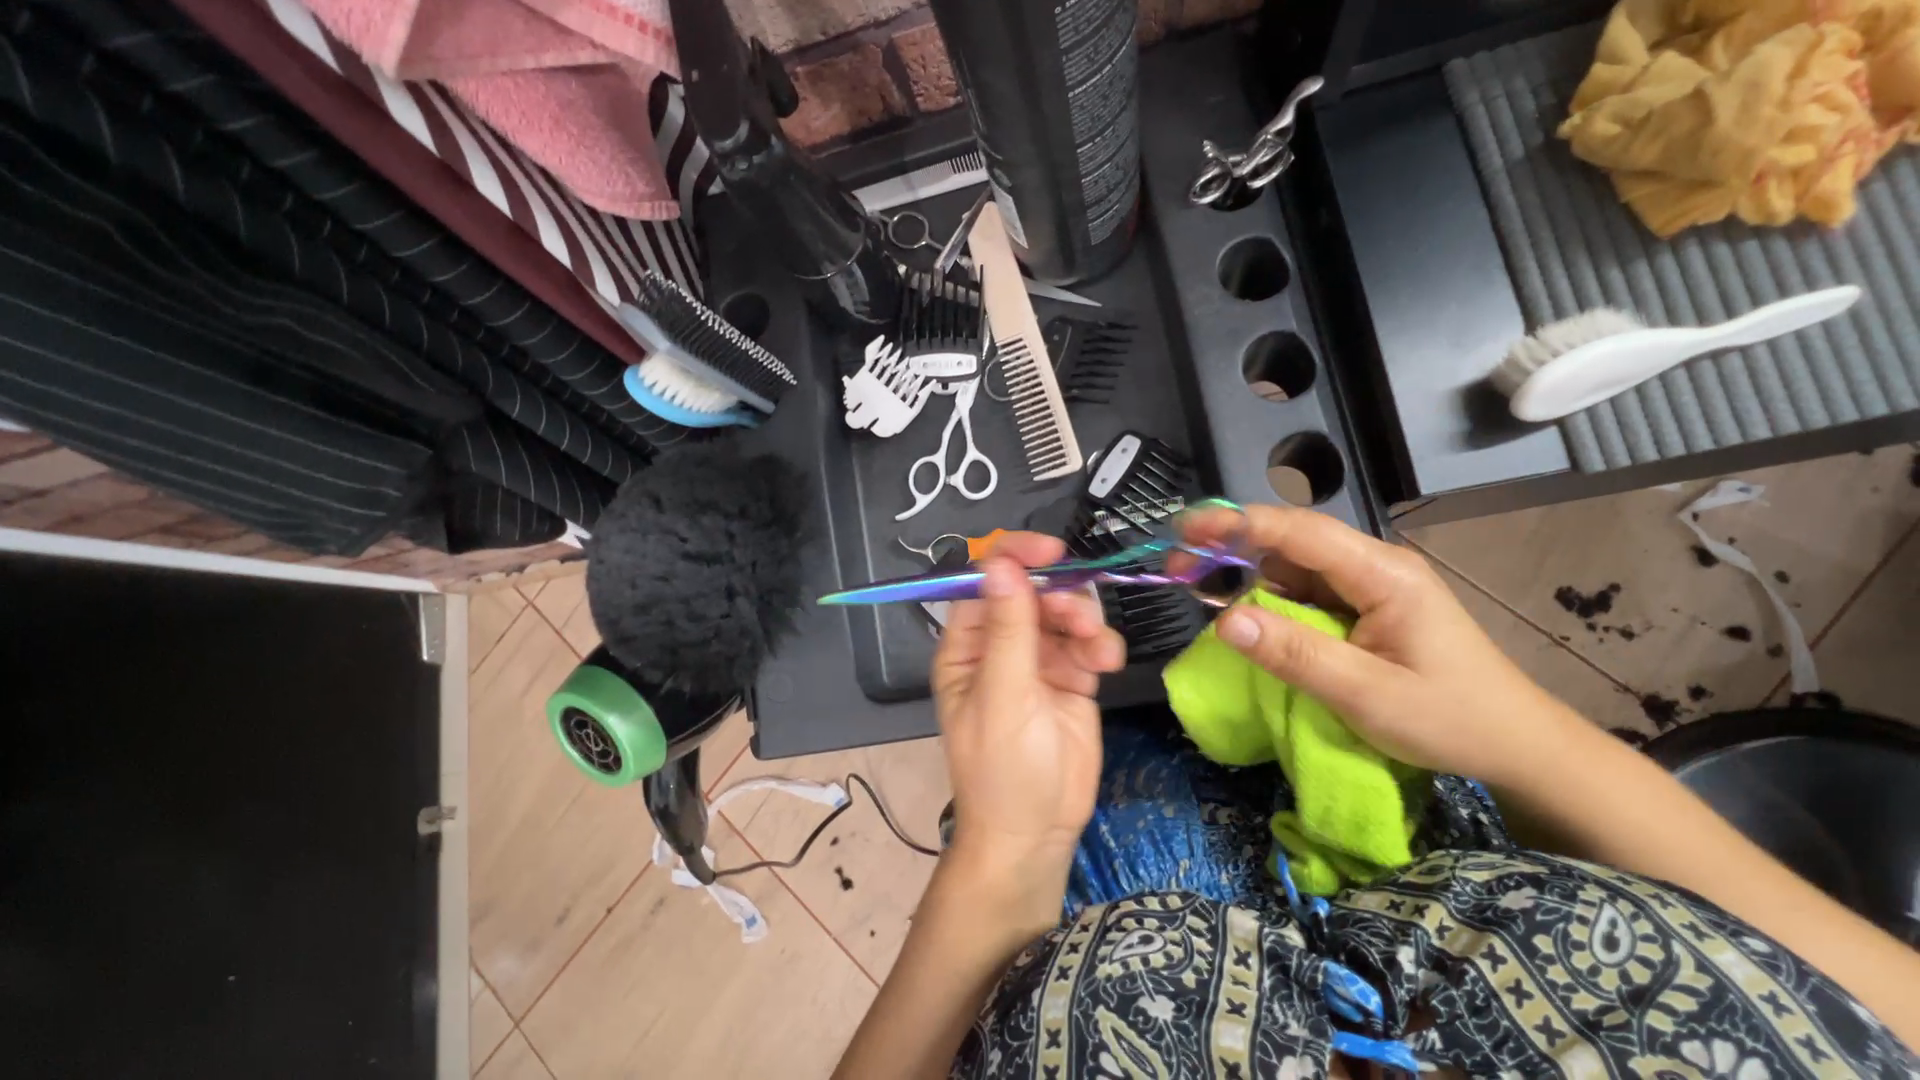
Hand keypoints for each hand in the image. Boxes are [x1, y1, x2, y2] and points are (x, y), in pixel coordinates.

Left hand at [930, 532, 1125, 905]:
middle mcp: (1000, 647)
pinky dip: (1100, 645)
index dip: (1013, 560)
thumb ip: (1008, 628)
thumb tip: (1000, 564)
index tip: (1050, 552)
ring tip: (1097, 651)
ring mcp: (1038, 662)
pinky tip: (1106, 664)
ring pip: (1065, 614)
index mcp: (966, 647)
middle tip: (1078, 618)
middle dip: (1060, 597)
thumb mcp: (1003, 696)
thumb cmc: (1003, 769)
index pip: (984, 583)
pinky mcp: (1072, 680)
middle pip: (1032, 593)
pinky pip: (1088, 643)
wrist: (1036, 833)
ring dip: (1085, 621)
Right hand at [1177, 503, 1594, 785]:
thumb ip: (1296, 654)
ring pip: (1295, 569)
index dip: (1239, 523)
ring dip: (1247, 577)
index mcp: (1383, 574)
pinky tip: (1245, 617)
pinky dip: (1271, 602)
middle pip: (1292, 543)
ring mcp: (1372, 588)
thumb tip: (1225, 621)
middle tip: (1178, 567)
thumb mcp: (1366, 694)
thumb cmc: (1449, 718)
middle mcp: (1375, 568)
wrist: (1516, 745)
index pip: (1301, 531)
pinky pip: (1308, 595)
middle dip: (1232, 548)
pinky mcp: (1367, 611)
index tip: (1187, 527)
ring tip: (1198, 592)